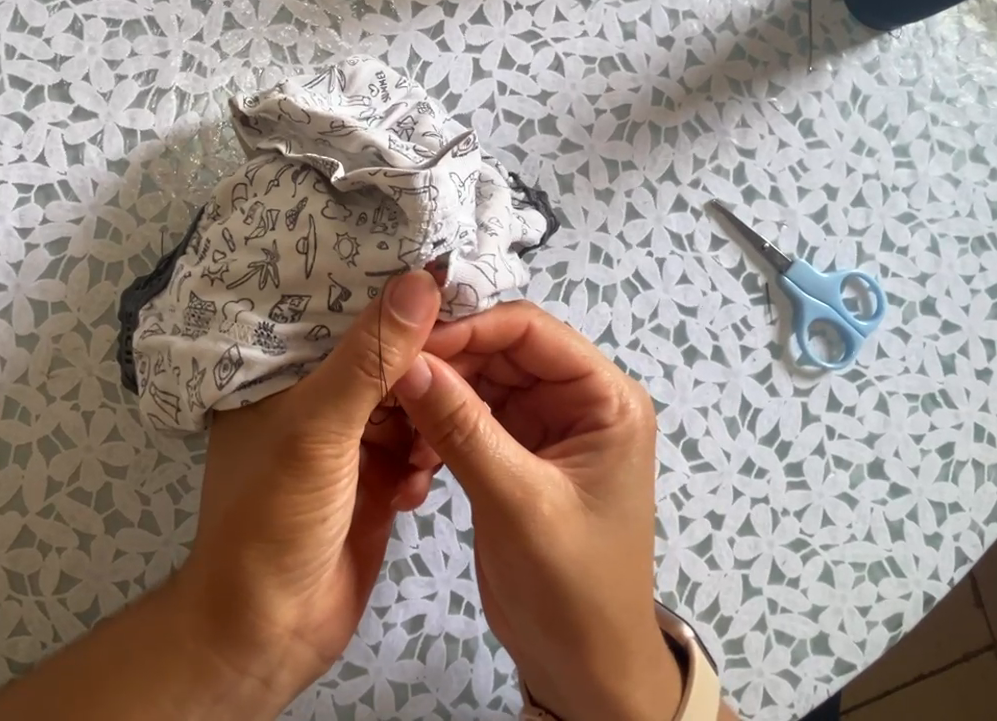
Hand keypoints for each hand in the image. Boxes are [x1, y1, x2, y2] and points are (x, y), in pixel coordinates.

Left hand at [171, 271, 442, 712]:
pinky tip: (418, 485)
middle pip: (381, 355)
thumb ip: (370, 357)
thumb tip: (422, 280)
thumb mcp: (318, 427)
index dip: (389, 292)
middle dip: (424, 360)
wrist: (269, 631)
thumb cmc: (273, 516)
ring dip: (430, 417)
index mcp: (280, 369)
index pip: (338, 309)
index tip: (448, 274)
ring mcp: (346, 438)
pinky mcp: (374, 477)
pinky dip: (426, 460)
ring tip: (444, 433)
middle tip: (471, 358)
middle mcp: (313, 396)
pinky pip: (416, 447)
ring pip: (407, 401)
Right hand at [396, 302, 680, 720]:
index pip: (531, 330)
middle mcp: (578, 398)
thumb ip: (462, 427)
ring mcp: (546, 423)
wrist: (582, 668)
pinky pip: (472, 413)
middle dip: (448, 361)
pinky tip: (411, 445)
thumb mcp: (517, 502)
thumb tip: (408, 361)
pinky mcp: (518, 448)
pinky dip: (440, 423)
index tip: (409, 344)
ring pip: (481, 379)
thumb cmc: (571, 586)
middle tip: (391, 378)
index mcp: (605, 398)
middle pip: (502, 350)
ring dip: (439, 392)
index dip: (470, 328)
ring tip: (394, 413)